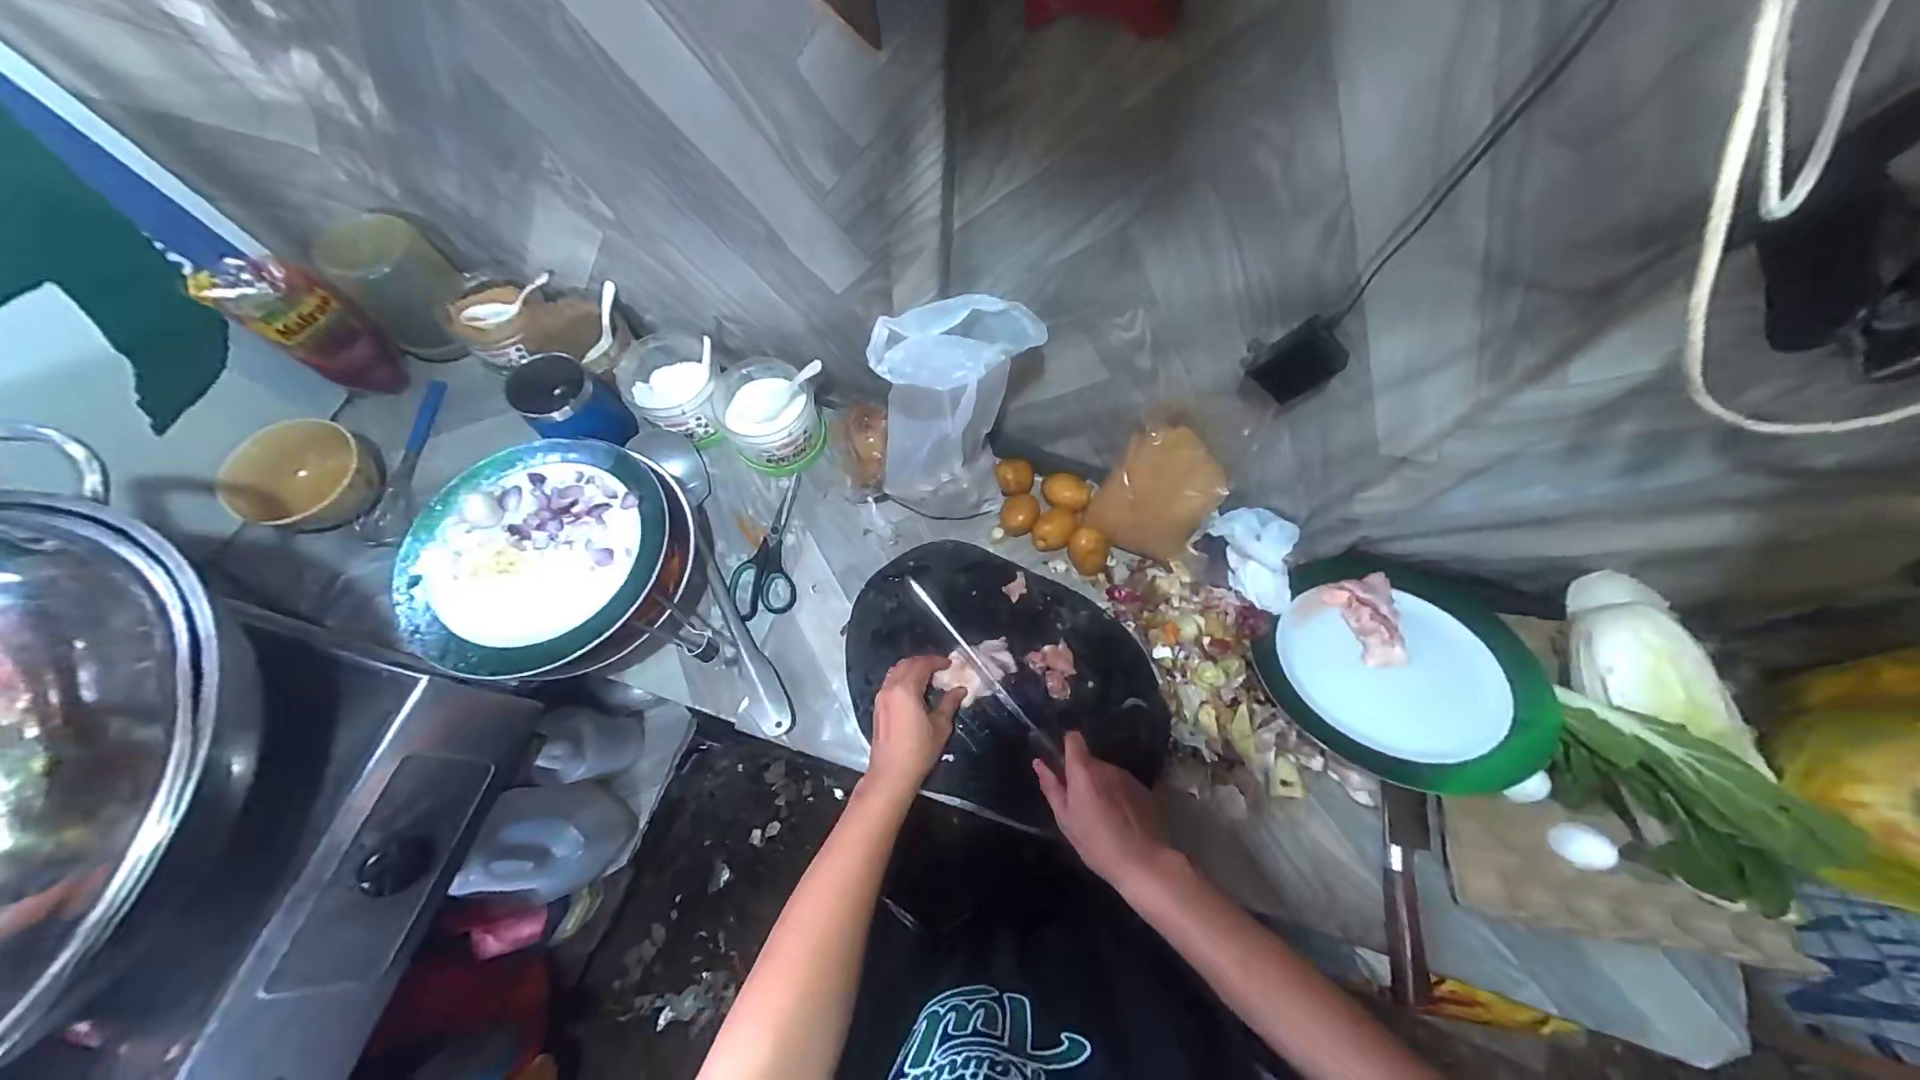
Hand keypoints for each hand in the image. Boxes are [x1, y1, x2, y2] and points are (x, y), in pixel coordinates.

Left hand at [865, 655, 962, 798]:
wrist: (891, 773)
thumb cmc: (919, 750)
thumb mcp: (940, 726)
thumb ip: (950, 703)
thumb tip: (960, 690)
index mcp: (906, 689)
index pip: (921, 665)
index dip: (937, 661)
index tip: (950, 664)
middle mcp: (890, 688)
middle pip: (906, 664)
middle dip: (924, 662)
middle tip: (940, 668)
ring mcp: (881, 697)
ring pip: (896, 671)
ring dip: (912, 669)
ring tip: (929, 677)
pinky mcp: (878, 706)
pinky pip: (890, 682)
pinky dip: (903, 678)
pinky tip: (915, 690)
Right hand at [1034, 731, 1171, 885]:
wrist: (1142, 862)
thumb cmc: (1096, 843)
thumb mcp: (1065, 819)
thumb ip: (1051, 787)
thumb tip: (1039, 763)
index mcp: (1083, 770)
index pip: (1074, 739)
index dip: (1067, 748)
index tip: (1064, 766)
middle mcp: (1107, 767)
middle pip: (1090, 762)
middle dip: (1084, 777)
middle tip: (1082, 806)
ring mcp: (1128, 777)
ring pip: (1107, 775)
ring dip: (1102, 787)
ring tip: (1104, 817)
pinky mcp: (1144, 789)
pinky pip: (1124, 786)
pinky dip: (1119, 796)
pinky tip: (1122, 821)